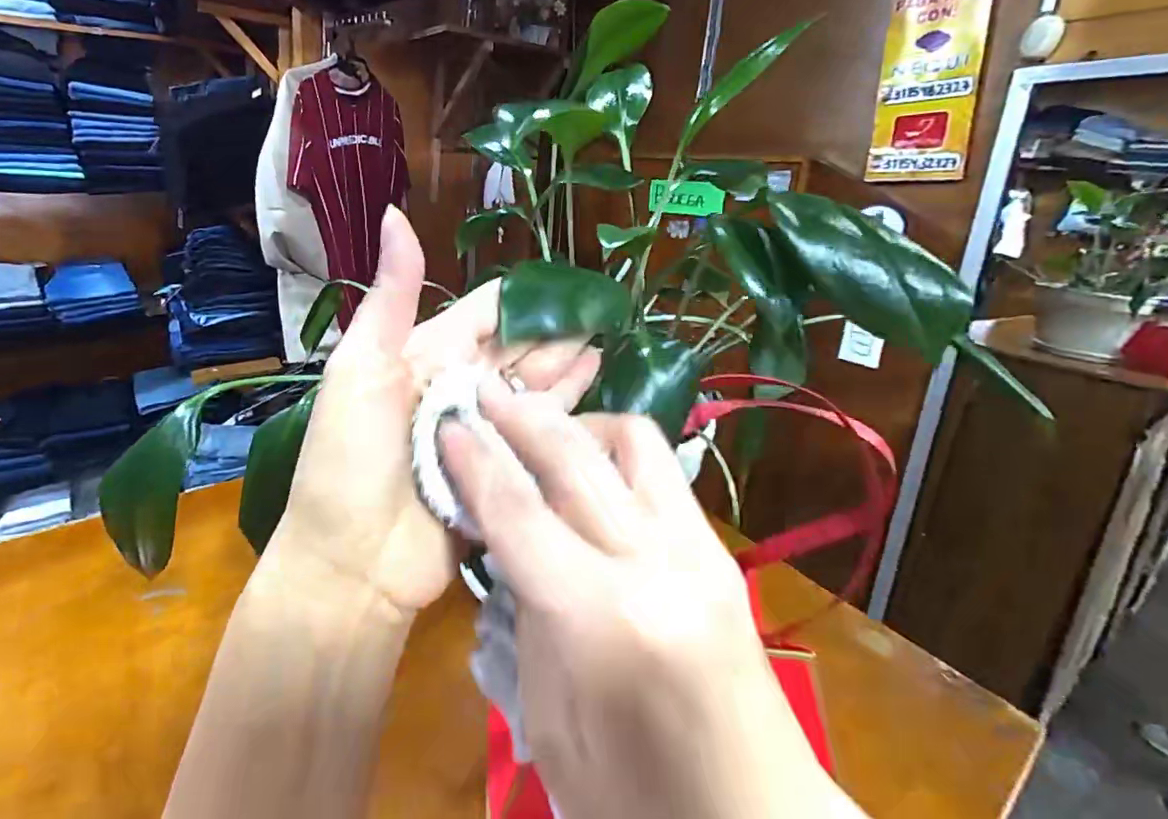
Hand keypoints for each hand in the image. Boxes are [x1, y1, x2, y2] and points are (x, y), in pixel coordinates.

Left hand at [271, 207, 599, 616]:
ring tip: (610, 342)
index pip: (486, 314)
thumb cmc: (349, 458)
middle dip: (557, 331)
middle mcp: (459, 388)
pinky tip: (598, 391)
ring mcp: (483, 433)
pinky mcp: (502, 474)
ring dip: (568, 366)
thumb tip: (395, 214)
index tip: (572, 283)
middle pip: (518, 349)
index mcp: (427, 356)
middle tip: (608, 313)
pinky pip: (539, 438)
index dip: (525, 298)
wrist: (349, 563)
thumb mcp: (361, 368)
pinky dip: (566, 415)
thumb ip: (391, 296)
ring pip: (534, 389)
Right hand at [441, 384, 858, 818]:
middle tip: (484, 389)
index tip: (447, 422)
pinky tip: (588, 465)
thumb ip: (525, 617)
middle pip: (576, 460)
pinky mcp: (720, 551)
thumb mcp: (550, 721)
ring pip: (634, 442)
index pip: (521, 513)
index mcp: (606, 620)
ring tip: (539, 427)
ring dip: (578, 422)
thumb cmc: (635, 797)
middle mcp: (659, 565)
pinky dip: (614, 450)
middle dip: (522, 416)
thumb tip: (502, 544)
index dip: (476, 462)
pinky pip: (661, 471)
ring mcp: (700, 551)